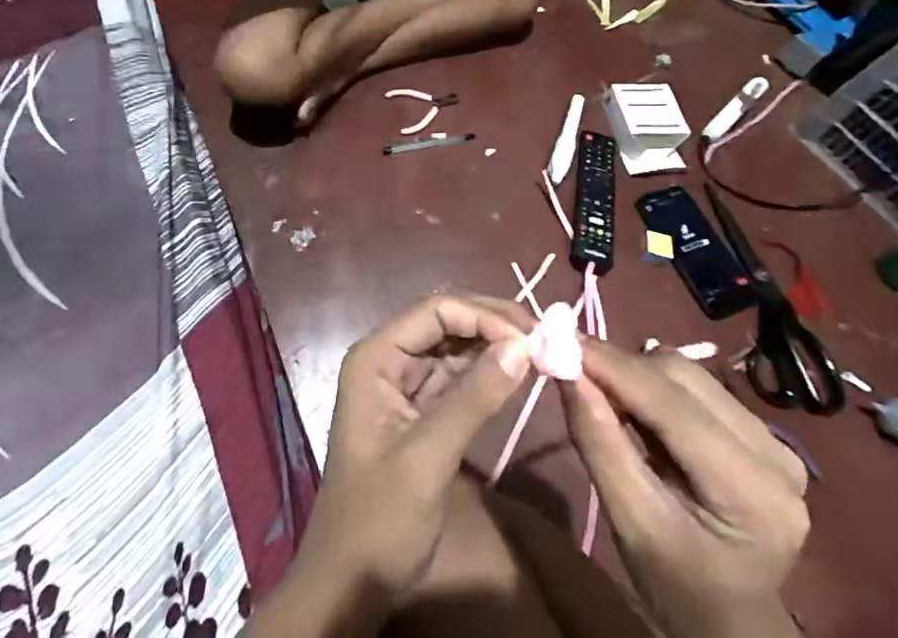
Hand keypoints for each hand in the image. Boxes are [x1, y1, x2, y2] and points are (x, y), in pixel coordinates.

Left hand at [300, 295, 534, 602]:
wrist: (353, 585)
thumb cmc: (378, 521)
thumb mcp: (426, 459)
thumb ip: (473, 399)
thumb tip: (523, 346)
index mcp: (376, 359)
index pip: (436, 312)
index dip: (484, 316)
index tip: (529, 339)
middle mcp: (390, 360)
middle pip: (450, 321)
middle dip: (496, 325)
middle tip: (545, 338)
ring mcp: (407, 384)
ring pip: (460, 345)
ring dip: (499, 345)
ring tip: (542, 351)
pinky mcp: (425, 409)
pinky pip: (463, 376)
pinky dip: (492, 372)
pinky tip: (521, 374)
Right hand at [562, 340, 808, 637]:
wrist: (728, 622)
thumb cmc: (675, 588)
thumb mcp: (631, 526)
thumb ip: (600, 445)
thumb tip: (568, 371)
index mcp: (754, 492)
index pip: (675, 407)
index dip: (616, 367)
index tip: (563, 340)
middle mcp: (777, 454)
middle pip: (687, 381)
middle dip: (625, 368)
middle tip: (574, 368)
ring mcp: (778, 441)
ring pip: (693, 376)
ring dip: (640, 374)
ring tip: (603, 391)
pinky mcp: (766, 434)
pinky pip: (702, 389)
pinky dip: (659, 387)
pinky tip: (637, 406)